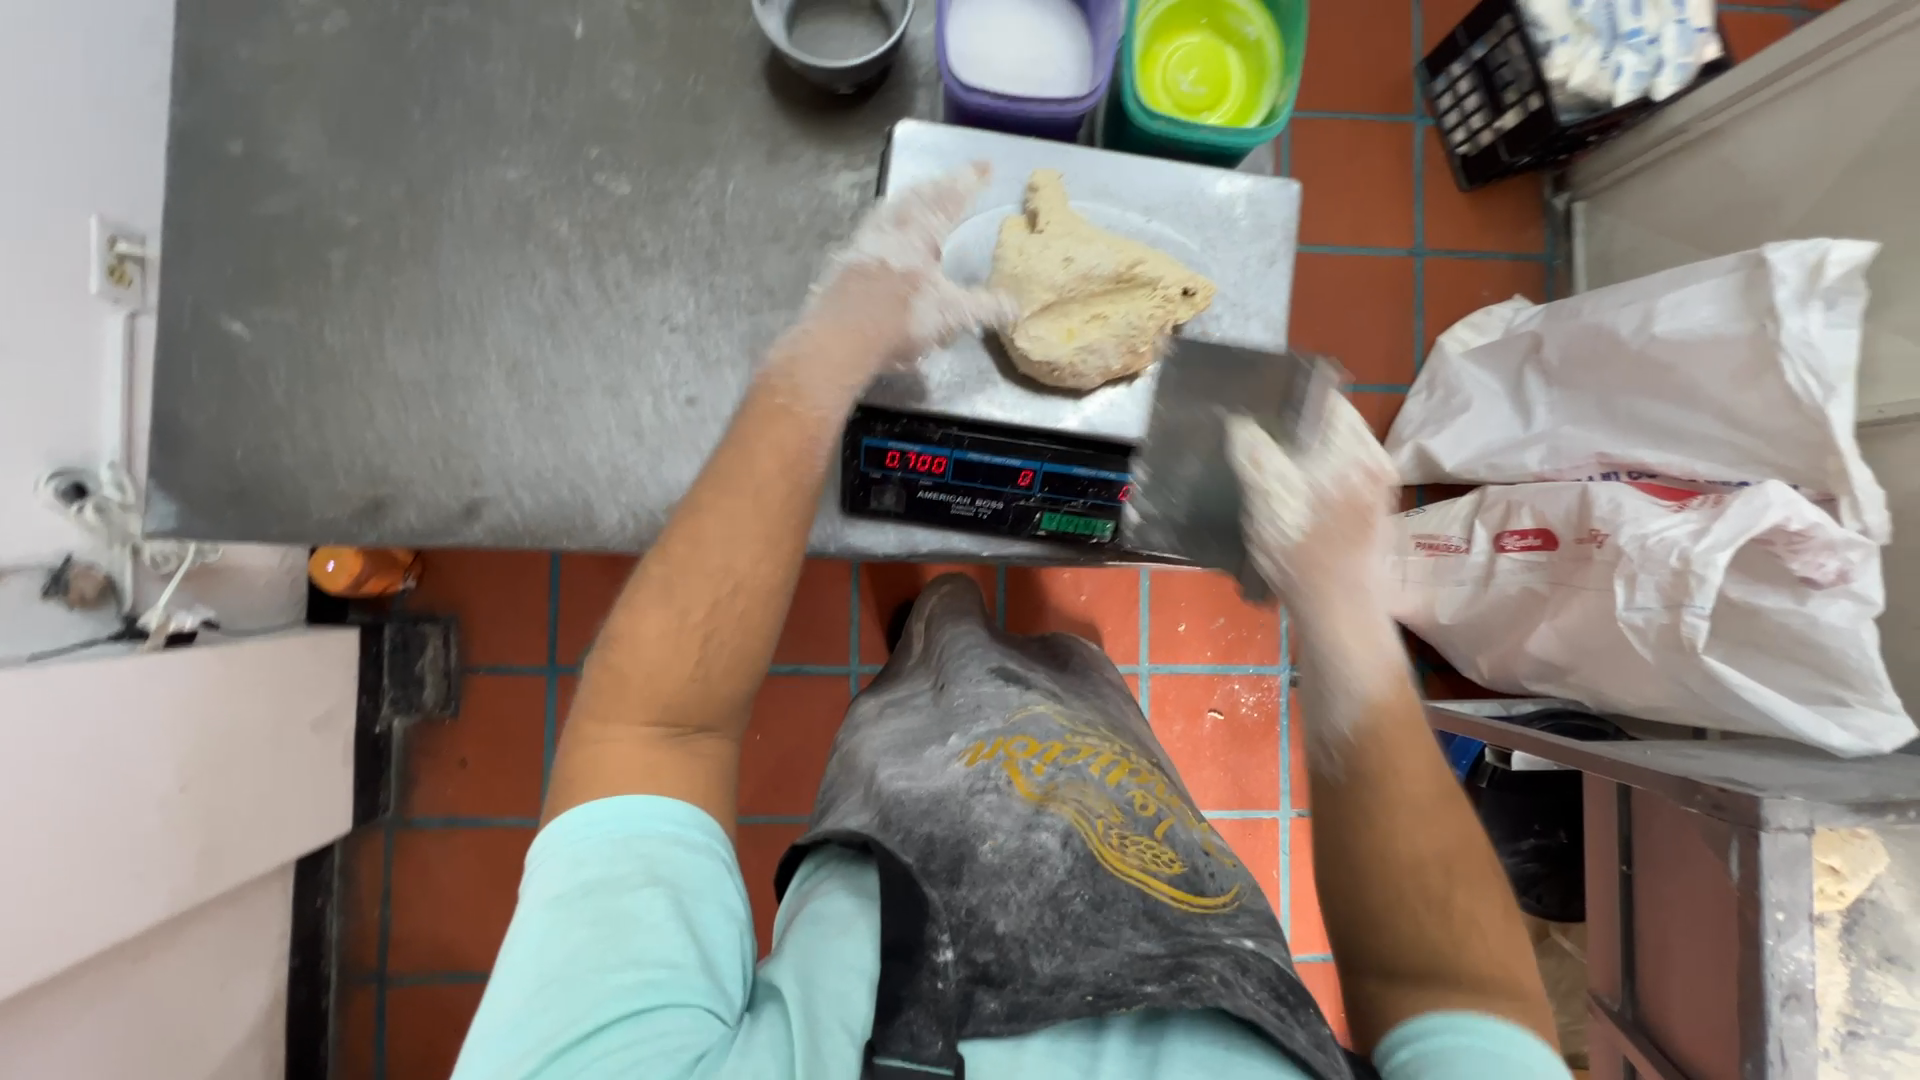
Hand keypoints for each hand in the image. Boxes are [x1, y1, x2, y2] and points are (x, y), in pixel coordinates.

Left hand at [766, 163, 1019, 405]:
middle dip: (936, 185)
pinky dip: (883, 230)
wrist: (839, 339)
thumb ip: (985, 308)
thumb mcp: (951, 316)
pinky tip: (883, 242)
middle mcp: (889, 230)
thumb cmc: (899, 319)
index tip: (985, 166)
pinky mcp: (842, 266)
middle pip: (915, 197)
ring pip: (888, 212)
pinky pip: (869, 235)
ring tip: (915, 202)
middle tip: (949, 180)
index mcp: (919, 233)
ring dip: (906, 203)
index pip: (950, 198)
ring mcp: (862, 245)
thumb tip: (1015, 306)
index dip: (970, 181)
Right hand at [1224, 396, 1399, 625]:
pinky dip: (1297, 475)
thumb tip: (1239, 423)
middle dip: (1282, 424)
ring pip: (1321, 451)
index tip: (1250, 396)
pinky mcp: (1358, 510)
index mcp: (1357, 451)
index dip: (1286, 394)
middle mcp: (1370, 461)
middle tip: (1241, 426)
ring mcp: (1367, 487)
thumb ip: (1256, 458)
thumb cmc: (1307, 559)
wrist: (1340, 618)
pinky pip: (1322, 475)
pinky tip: (1271, 489)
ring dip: (1286, 451)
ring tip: (1249, 453)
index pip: (1324, 398)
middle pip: (1322, 425)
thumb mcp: (1270, 504)